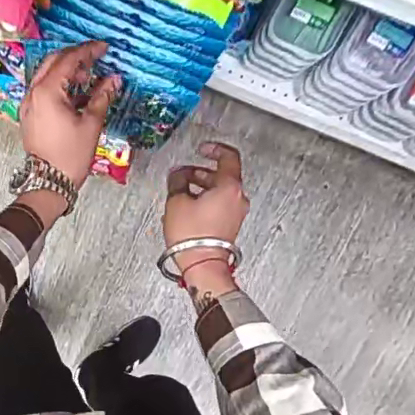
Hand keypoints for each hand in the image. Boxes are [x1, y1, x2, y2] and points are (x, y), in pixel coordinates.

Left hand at [19, 41, 120, 191]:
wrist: (49, 183)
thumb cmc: (69, 157)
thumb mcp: (91, 125)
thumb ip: (102, 97)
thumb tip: (113, 80)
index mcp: (47, 91)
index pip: (69, 60)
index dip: (88, 51)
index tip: (103, 48)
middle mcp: (33, 93)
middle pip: (54, 62)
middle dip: (75, 58)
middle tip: (94, 60)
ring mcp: (29, 105)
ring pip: (47, 76)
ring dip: (67, 73)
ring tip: (87, 79)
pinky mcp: (29, 116)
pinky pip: (43, 91)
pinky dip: (59, 88)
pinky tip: (75, 97)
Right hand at [165, 142, 247, 293]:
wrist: (202, 265)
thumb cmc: (193, 237)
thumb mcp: (177, 201)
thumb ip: (177, 181)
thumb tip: (177, 175)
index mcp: (229, 187)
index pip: (228, 156)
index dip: (213, 149)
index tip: (203, 149)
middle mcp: (237, 199)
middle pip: (222, 175)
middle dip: (200, 172)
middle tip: (183, 175)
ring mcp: (235, 214)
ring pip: (220, 191)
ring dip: (202, 188)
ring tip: (182, 192)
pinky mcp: (230, 226)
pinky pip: (219, 206)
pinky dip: (206, 201)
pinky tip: (189, 208)